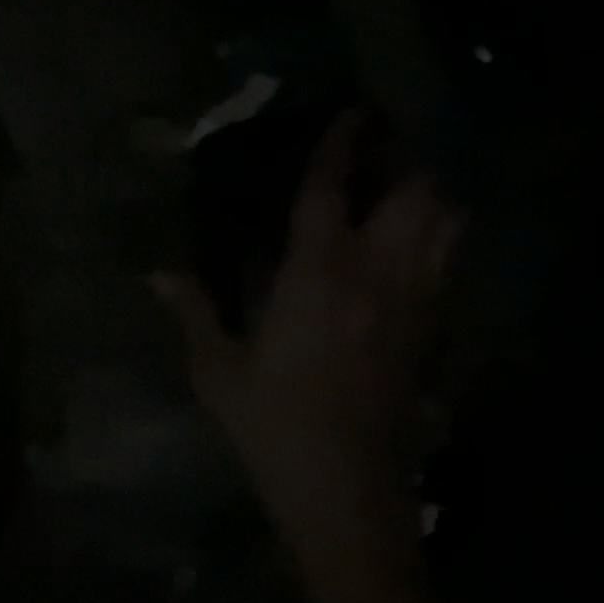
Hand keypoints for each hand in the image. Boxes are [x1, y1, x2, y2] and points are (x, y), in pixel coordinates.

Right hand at [155, 111, 461, 527]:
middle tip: (377, 153)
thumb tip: (156, 273)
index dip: (339, 147)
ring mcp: (415, 305)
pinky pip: (447, 266)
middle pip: (418, 195)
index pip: (332, 192)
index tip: (349, 112)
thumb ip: (193, 312)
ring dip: (429, 197)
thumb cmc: (272, 425)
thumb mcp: (217, 370)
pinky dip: (436, 240)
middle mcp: (379, 277)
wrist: (344, 490)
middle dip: (403, 162)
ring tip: (399, 193)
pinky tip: (408, 251)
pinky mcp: (430, 335)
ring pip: (447, 226)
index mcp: (320, 276)